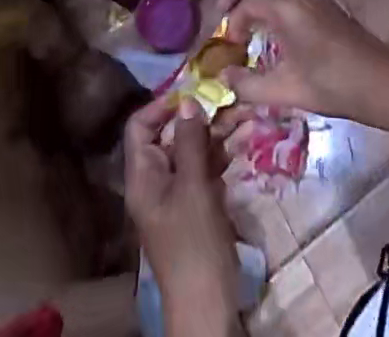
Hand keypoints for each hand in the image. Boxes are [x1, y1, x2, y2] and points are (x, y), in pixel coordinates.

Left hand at [123, 94, 238, 328]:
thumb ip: (189, 142)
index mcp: (143, 176)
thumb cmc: (193, 241)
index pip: (140, 127)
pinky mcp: (198, 202)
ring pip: (194, 149)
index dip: (162, 105)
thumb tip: (187, 100)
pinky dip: (224, 152)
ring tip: (248, 112)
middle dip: (201, 115)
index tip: (195, 89)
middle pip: (171, 134)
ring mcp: (178, 191)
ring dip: (218, 130)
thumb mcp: (193, 187)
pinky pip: (207, 167)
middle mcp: (156, 179)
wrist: (206, 299)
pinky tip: (247, 137)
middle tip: (233, 97)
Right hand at [213, 0, 388, 123]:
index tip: (230, 49)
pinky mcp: (329, 0)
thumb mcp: (285, 91)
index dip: (231, 23)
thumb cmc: (332, 85)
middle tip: (221, 13)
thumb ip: (247, 85)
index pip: (246, 3)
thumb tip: (222, 77)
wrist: (380, 81)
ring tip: (245, 10)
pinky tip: (277, 10)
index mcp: (287, 7)